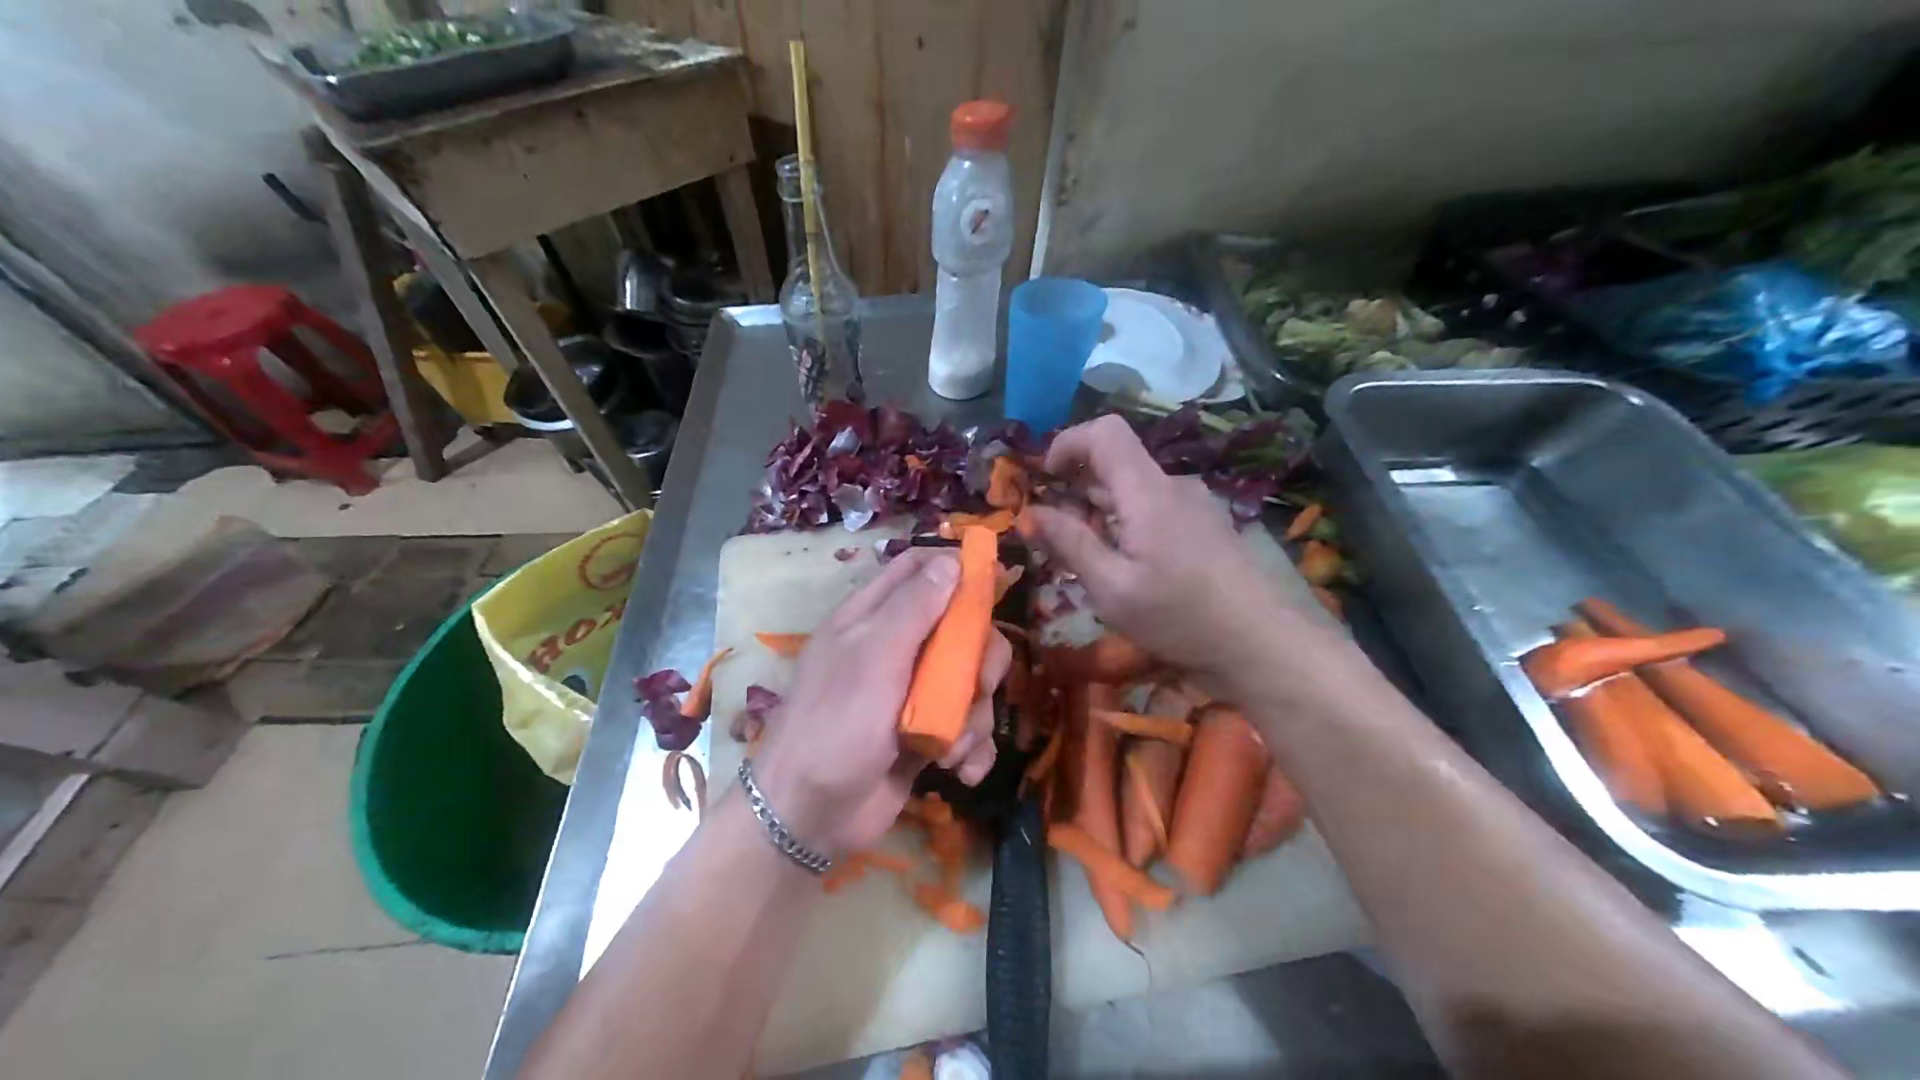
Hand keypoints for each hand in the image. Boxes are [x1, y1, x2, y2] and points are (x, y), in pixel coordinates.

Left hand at [751, 548, 1010, 855]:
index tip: (992, 586)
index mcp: (873, 618)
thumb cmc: (835, 726)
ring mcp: (913, 695)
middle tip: (977, 686)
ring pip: (971, 684)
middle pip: (962, 630)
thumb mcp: (873, 658)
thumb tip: (953, 560)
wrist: (808, 818)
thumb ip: (914, 608)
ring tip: (952, 748)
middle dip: (980, 661)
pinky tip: (961, 771)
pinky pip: (968, 730)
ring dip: (975, 718)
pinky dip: (972, 751)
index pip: (918, 570)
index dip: (957, 569)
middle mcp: (896, 650)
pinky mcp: (926, 737)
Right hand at [1020, 415, 1322, 696]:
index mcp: (1147, 491)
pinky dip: (1126, 522)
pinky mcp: (1205, 525)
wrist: (1264, 643)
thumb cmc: (1180, 617)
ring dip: (1100, 510)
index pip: (1104, 431)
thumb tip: (1030, 512)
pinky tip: (1126, 566)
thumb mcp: (1112, 588)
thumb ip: (1070, 543)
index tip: (1044, 480)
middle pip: (1116, 461)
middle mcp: (1172, 485)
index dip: (1066, 442)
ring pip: (1133, 488)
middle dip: (1076, 486)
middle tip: (1055, 533)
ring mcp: (1194, 504)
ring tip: (1087, 558)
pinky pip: (1154, 508)